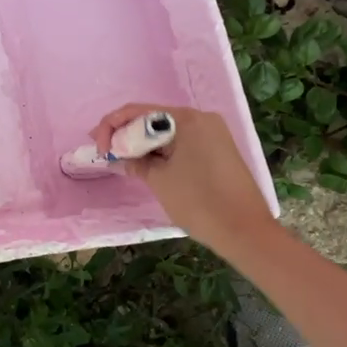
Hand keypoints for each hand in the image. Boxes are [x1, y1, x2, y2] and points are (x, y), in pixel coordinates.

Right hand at [91, 104, 278, 256]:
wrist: (248, 234)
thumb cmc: (200, 203)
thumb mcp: (160, 181)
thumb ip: (135, 162)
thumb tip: (118, 156)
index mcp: (186, 119)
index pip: (138, 112)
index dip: (112, 127)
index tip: (98, 148)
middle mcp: (201, 118)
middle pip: (152, 118)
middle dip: (126, 134)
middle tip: (105, 151)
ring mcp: (213, 134)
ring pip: (167, 131)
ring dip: (143, 144)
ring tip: (123, 159)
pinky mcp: (219, 150)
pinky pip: (182, 142)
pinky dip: (162, 151)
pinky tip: (148, 163)